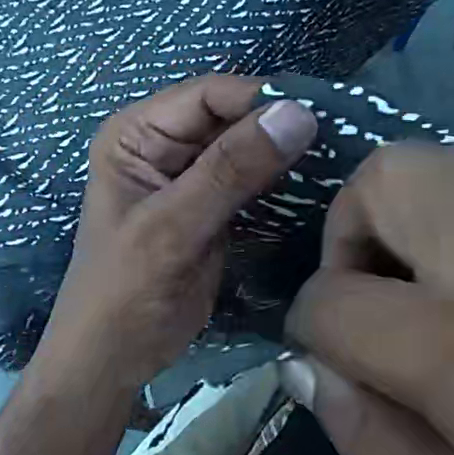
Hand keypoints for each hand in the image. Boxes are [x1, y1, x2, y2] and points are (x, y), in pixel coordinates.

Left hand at [37, 75, 316, 389]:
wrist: (115, 358)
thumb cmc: (125, 292)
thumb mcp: (174, 227)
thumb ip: (230, 170)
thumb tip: (297, 115)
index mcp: (136, 134)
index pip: (209, 95)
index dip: (262, 101)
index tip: (319, 119)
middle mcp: (163, 145)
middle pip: (232, 117)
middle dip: (279, 126)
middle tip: (339, 139)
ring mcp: (190, 177)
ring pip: (248, 148)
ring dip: (286, 153)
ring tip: (337, 158)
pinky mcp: (214, 207)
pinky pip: (253, 181)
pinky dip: (281, 182)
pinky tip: (315, 185)